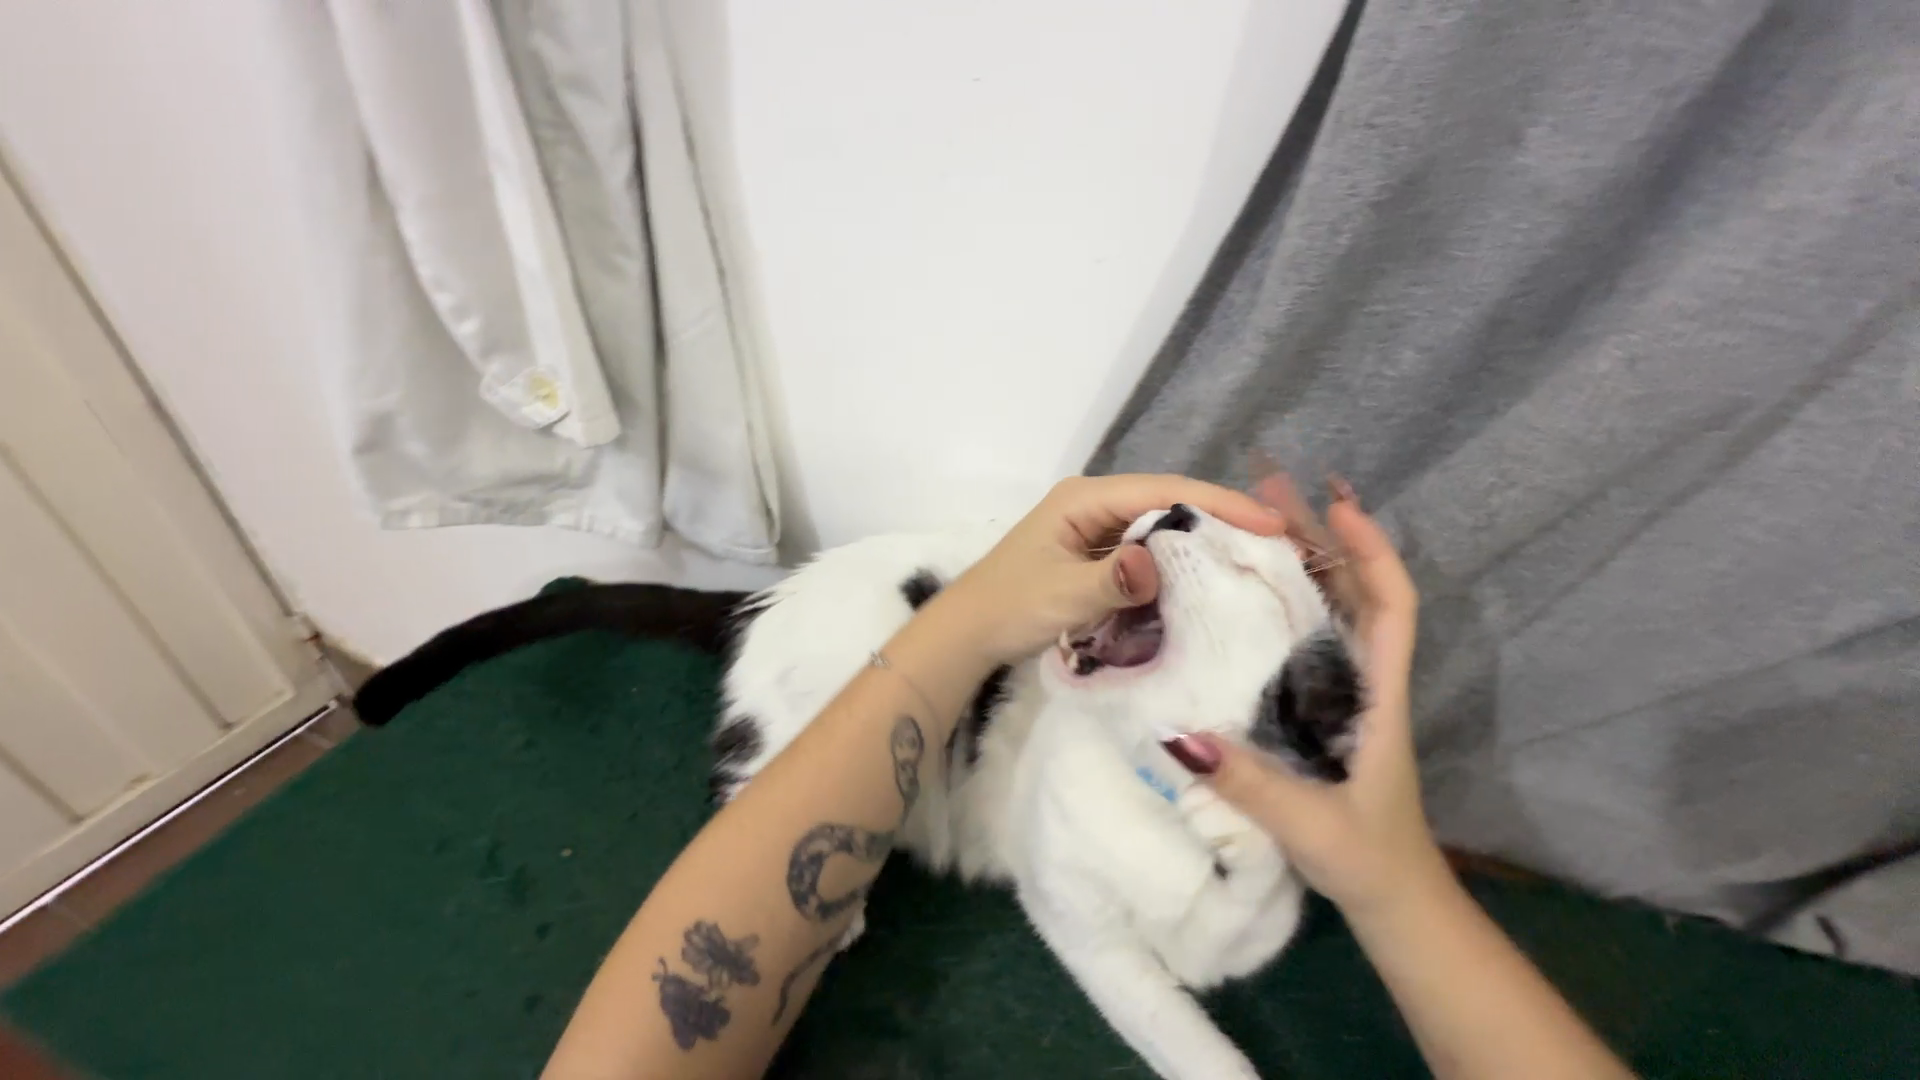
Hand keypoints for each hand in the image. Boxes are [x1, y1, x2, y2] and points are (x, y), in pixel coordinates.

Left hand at [932, 474, 1285, 665]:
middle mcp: (1093, 504)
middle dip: (1221, 520)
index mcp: (1085, 499)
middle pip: (1169, 503)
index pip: (1165, 492)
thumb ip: (1113, 579)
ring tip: (1256, 559)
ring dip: (1202, 543)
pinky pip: (1145, 553)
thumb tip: (1156, 562)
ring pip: (1160, 528)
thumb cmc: (1010, 607)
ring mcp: (1094, 530)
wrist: (968, 633)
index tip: (1272, 525)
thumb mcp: (1062, 594)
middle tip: (1278, 544)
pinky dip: (1176, 565)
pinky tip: (1207, 579)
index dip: (1220, 505)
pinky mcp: (1096, 557)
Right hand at [1163, 483, 1448, 917]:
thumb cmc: (1366, 857)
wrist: (1394, 900)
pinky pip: (1304, 645)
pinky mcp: (1321, 712)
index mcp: (1380, 694)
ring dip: (1302, 566)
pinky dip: (1283, 609)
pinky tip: (1244, 599)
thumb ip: (1245, 781)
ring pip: (1329, 615)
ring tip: (1252, 525)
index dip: (1370, 551)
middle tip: (1269, 493)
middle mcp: (1364, 681)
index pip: (1391, 606)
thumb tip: (1173, 733)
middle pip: (1353, 594)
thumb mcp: (1307, 821)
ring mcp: (1343, 695)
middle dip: (1321, 539)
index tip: (1336, 502)